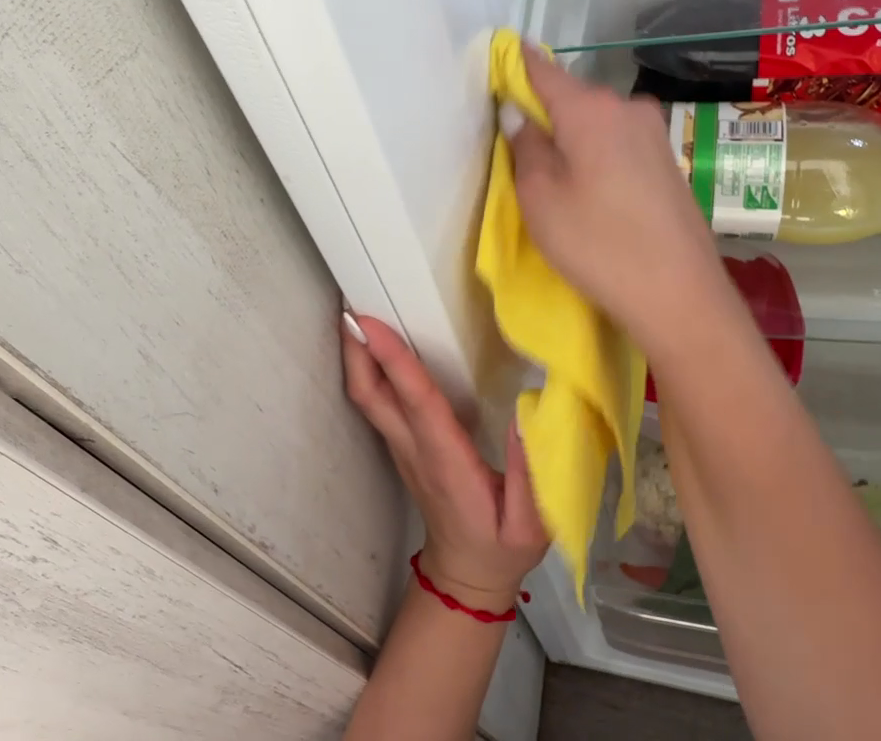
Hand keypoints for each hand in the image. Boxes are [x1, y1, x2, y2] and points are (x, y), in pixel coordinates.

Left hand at [342, 313, 547, 607]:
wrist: (466, 575)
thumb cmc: (500, 548)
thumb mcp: (530, 523)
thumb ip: (528, 472)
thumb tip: (527, 413)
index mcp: (446, 461)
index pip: (417, 402)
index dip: (395, 361)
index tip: (372, 324)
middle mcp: (414, 448)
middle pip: (371, 395)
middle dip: (355, 349)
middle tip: (349, 303)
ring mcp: (403, 447)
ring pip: (368, 396)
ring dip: (357, 355)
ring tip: (356, 311)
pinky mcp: (403, 445)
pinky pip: (378, 401)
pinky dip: (371, 369)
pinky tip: (378, 345)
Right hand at [503, 45, 720, 331]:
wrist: (678, 294)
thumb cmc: (597, 244)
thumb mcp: (540, 198)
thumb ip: (525, 147)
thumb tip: (519, 114)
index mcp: (591, 109)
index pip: (544, 71)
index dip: (518, 64)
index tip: (501, 52)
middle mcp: (627, 108)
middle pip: (573, 98)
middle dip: (545, 112)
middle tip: (520, 147)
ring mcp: (654, 134)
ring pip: (597, 123)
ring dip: (572, 137)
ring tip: (556, 178)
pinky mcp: (668, 161)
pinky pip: (618, 142)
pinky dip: (596, 154)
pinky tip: (592, 188)